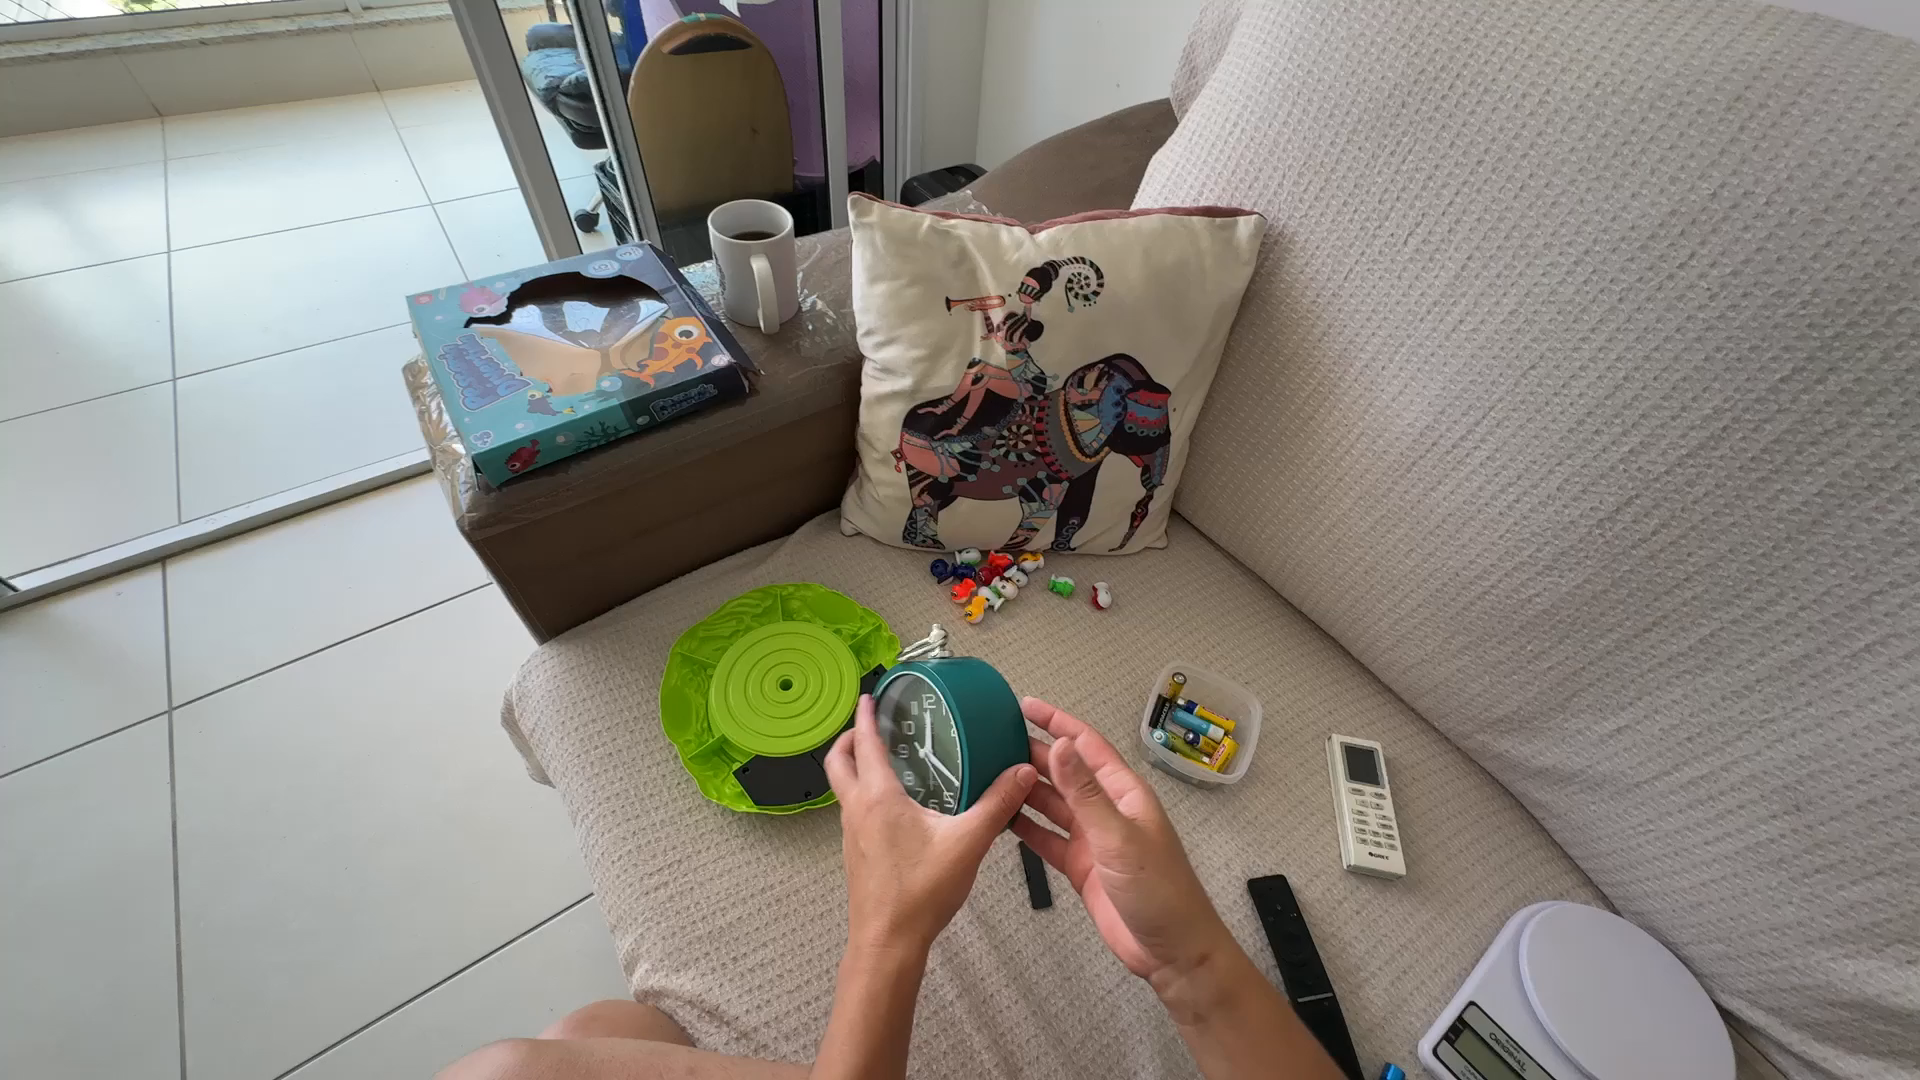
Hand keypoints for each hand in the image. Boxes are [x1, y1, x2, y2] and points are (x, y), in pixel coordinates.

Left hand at [824, 695, 1037, 954]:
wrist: (887, 945)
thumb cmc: (920, 893)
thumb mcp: (966, 843)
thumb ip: (996, 806)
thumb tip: (1021, 774)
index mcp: (878, 798)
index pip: (866, 744)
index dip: (866, 716)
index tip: (868, 696)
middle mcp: (857, 810)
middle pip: (838, 762)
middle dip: (849, 737)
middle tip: (870, 725)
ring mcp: (851, 834)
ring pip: (842, 787)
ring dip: (854, 765)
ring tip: (884, 758)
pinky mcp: (856, 853)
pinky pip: (852, 809)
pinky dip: (862, 792)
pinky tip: (893, 804)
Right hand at [1011, 697, 1235, 987]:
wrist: (1172, 953)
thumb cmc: (1158, 890)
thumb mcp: (1118, 836)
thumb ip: (1085, 792)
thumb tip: (1059, 744)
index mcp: (1123, 792)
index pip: (1085, 745)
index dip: (1057, 722)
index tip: (1025, 706)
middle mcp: (1106, 808)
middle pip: (1065, 771)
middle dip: (1034, 753)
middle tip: (994, 740)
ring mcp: (1092, 837)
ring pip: (1053, 803)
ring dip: (1027, 789)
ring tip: (991, 773)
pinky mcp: (1081, 865)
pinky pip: (1048, 837)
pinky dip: (1027, 827)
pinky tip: (1003, 817)